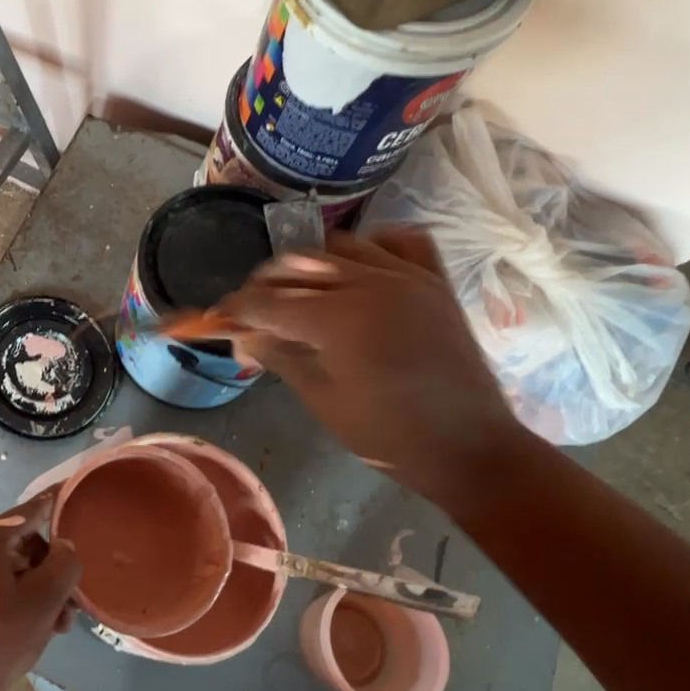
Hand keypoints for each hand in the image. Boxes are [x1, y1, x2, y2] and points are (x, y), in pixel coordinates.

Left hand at [0, 493, 81, 690]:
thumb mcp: (46, 596)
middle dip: (53, 569)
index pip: (27, 512)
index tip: (70, 488)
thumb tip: (64, 545)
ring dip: (45, 589)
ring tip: (62, 620)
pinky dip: (28, 596)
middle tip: (72, 599)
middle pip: (26, 543)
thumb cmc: (5, 634)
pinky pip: (6, 581)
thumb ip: (64, 560)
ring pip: (19, 566)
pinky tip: (46, 623)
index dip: (53, 502)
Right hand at [216, 228, 531, 505]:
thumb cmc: (389, 437)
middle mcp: (368, 283)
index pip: (266, 300)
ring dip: (310, 265)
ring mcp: (406, 277)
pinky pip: (399, 241)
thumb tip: (242, 335)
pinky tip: (359, 268)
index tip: (218, 319)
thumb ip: (279, 357)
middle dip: (265, 286)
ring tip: (301, 294)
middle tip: (254, 316)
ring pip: (338, 247)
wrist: (471, 449)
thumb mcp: (322, 399)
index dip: (236, 309)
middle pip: (296, 265)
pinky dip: (373, 245)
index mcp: (337, 318)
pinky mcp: (434, 281)